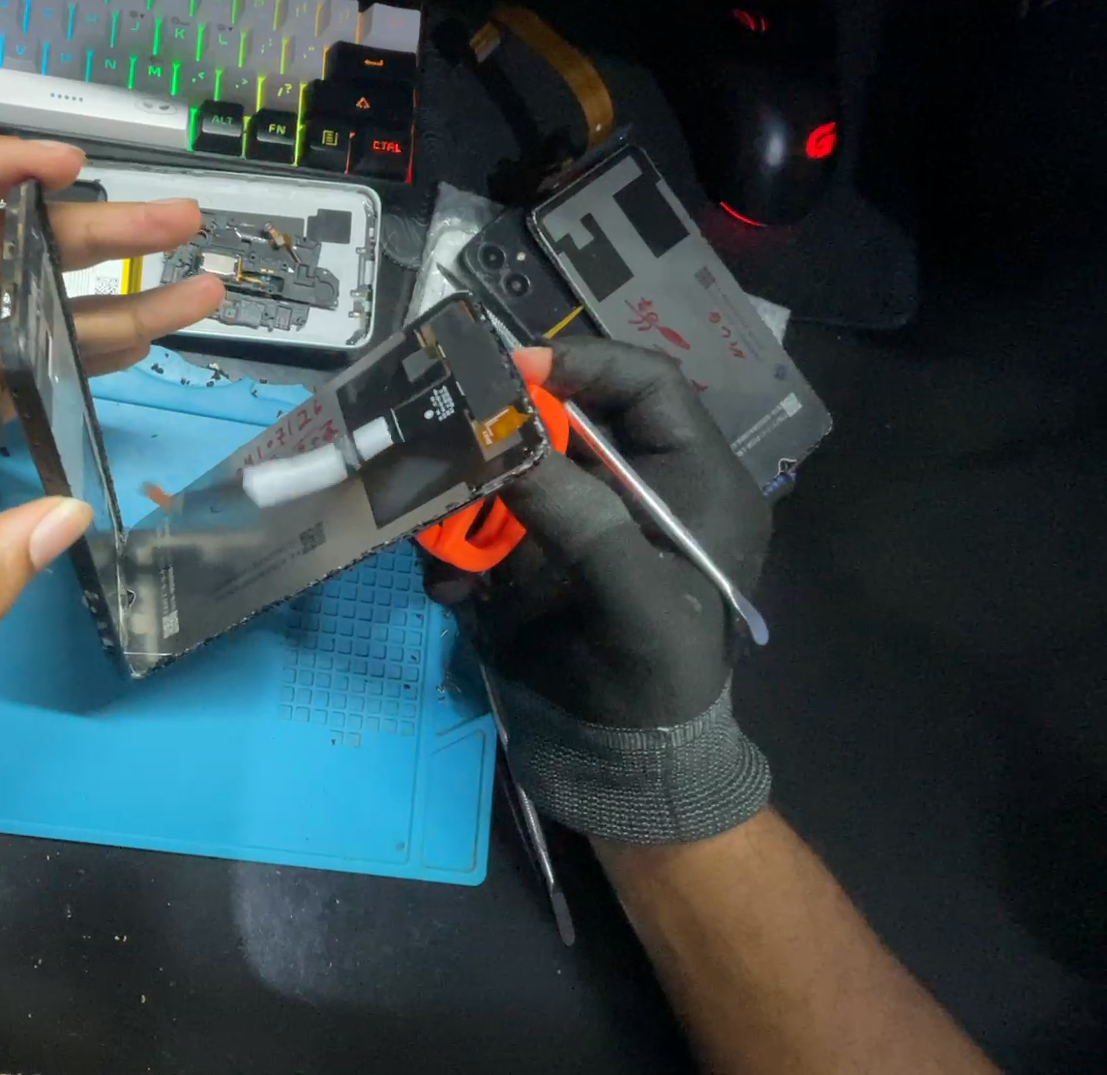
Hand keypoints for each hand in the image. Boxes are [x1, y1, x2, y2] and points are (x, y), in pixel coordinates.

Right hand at [457, 336, 774, 843]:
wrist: (612, 760)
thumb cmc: (654, 679)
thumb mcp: (635, 600)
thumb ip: (581, 521)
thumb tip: (510, 446)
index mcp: (686, 482)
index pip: (643, 387)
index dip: (580, 362)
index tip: (510, 366)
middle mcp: (620, 489)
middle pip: (555, 426)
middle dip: (498, 434)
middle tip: (443, 433)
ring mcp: (562, 523)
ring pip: (499, 477)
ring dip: (460, 503)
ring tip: (436, 530)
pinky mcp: (518, 557)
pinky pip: (470, 531)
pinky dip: (449, 554)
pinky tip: (451, 590)